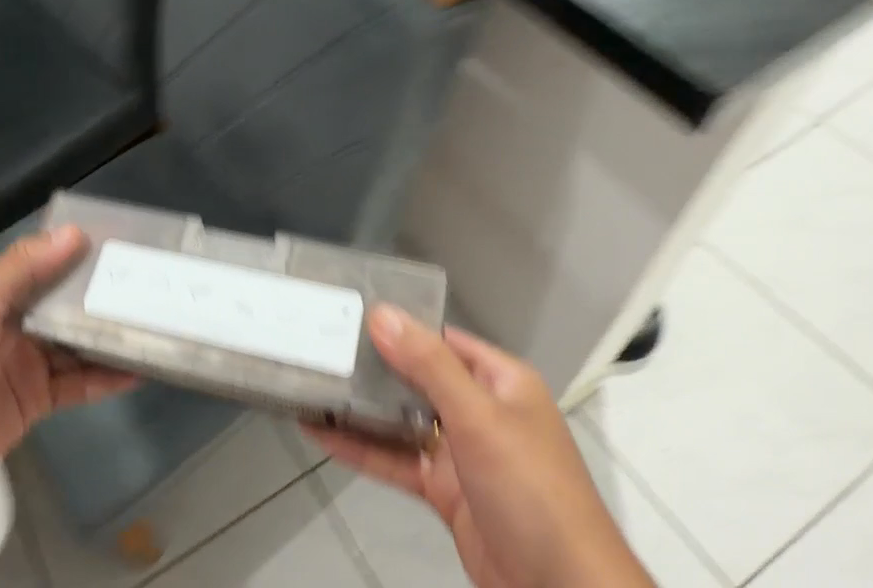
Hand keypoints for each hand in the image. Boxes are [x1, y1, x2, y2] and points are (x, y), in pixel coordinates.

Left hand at [0, 224, 136, 500]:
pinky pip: (79, 384)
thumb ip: (21, 270)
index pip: (47, 266)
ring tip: (156, 324)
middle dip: (105, 297)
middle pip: (69, 306)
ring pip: (80, 344)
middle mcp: (17, 325)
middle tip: (154, 285)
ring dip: (112, 337)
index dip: (81, 254)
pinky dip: (107, 377)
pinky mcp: (37, 401)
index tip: (124, 243)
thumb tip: (73, 233)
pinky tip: (139, 370)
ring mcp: (28, 364)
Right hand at [306, 308, 652, 587]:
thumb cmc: (530, 488)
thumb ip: (429, 366)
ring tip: (312, 386)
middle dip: (373, 366)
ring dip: (362, 409)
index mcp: (501, 381)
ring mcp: (462, 453)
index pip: (443, 340)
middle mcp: (481, 410)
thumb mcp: (479, 417)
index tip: (350, 312)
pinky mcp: (444, 491)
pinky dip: (362, 448)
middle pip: (418, 379)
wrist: (560, 587)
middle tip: (320, 346)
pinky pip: (397, 461)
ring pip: (403, 421)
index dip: (400, 326)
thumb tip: (383, 314)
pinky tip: (322, 434)